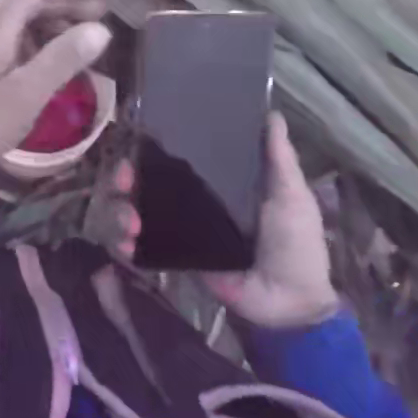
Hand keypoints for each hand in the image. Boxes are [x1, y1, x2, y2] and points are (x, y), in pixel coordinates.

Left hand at [0, 0, 110, 203]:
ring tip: (83, 39)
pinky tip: (53, 60)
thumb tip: (101, 29)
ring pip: (20, 18)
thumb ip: (63, 59)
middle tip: (101, 16)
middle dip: (66, 1)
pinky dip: (39, 39)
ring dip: (54, 20)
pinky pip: (12, 37)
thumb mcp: (26, 95)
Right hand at [104, 113, 338, 330]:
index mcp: (225, 180)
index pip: (183, 155)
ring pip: (140, 210)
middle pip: (150, 180)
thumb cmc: (296, 242)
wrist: (290, 304)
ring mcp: (186, 230)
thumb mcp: (291, 194)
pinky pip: (146, 248)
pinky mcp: (180, 259)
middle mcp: (200, 200)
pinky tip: (126, 246)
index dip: (159, 146)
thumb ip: (279, 158)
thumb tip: (272, 113)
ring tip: (129, 223)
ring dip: (122, 211)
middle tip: (123, 181)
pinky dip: (126, 245)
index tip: (142, 139)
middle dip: (127, 177)